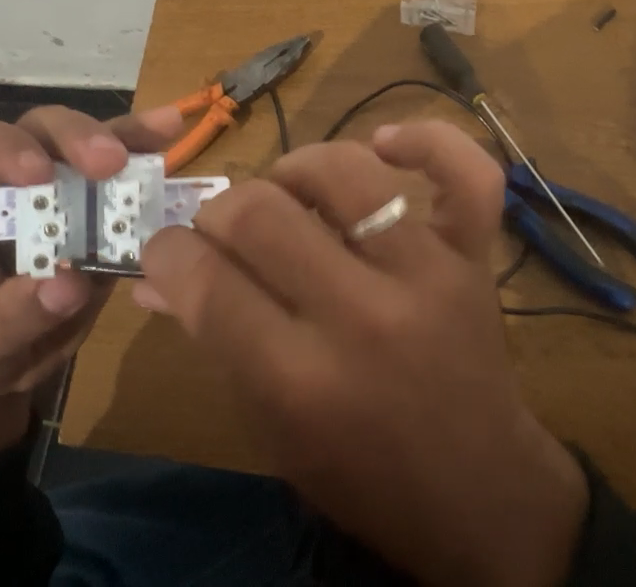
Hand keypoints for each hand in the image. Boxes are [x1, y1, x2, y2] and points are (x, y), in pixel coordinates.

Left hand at [0, 104, 183, 457]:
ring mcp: (63, 196)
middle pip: (41, 132)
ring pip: (89, 143)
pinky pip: (126, 179)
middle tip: (110, 162)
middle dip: (76, 138)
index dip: (8, 149)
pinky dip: (150, 156)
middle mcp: (16, 186)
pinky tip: (174, 135)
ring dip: (125, 135)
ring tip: (165, 128)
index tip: (39, 175)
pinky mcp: (101, 216)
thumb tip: (71, 283)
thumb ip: (15, 313)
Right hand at [137, 123, 586, 586]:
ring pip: (346, 174)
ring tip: (283, 194)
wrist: (480, 494)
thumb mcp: (271, 427)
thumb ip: (215, 341)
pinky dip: (428, 142)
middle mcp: (365, 316)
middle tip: (220, 233)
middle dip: (218, 213)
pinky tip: (384, 144)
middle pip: (262, 215)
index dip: (168, 254)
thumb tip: (155, 276)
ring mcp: (429, 275)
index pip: (208, 281)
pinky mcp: (474, 257)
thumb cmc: (361, 474)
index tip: (165, 251)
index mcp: (302, 379)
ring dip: (293, 171)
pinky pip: (468, 173)